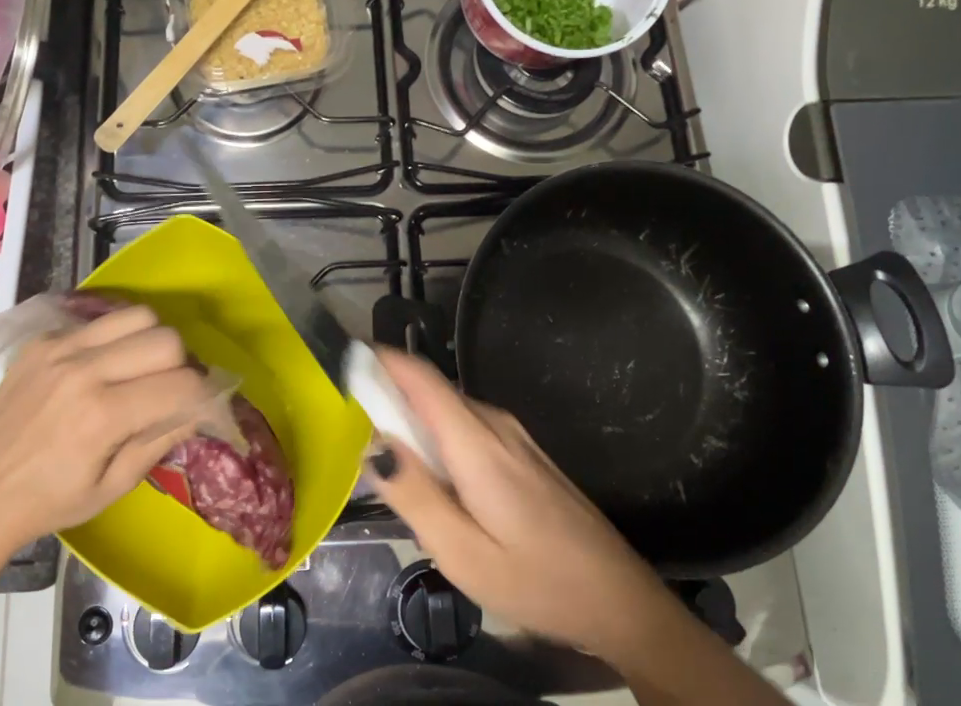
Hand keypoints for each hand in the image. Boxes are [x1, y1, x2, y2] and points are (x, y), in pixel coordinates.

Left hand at [0, 304, 209, 567]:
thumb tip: (200, 408)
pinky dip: (114, 340)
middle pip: (166, 338)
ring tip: (142, 370)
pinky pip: (98, 322)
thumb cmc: (51, 502)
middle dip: (181, 364)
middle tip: (171, 389)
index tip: (201, 408)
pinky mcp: (41, 341)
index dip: (203, 396)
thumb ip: (162, 440)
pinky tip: (103, 368)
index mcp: (103, 416)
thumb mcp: (115, 486)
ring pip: (137, 316)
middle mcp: (83, 371)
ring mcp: (59, 349)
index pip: (182, 384)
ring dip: (152, 341)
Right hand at [364, 348, 660, 654]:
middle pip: (429, 392)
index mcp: (477, 442)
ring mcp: (514, 438)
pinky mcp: (523, 455)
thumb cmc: (538, 582)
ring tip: (392, 477)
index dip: (378, 360)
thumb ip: (413, 495)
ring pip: (447, 414)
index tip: (341, 364)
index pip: (419, 375)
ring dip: (412, 430)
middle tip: (355, 445)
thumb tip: (372, 445)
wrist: (620, 601)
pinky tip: (437, 492)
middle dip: (387, 404)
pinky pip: (466, 431)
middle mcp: (496, 425)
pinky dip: (438, 444)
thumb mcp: (463, 554)